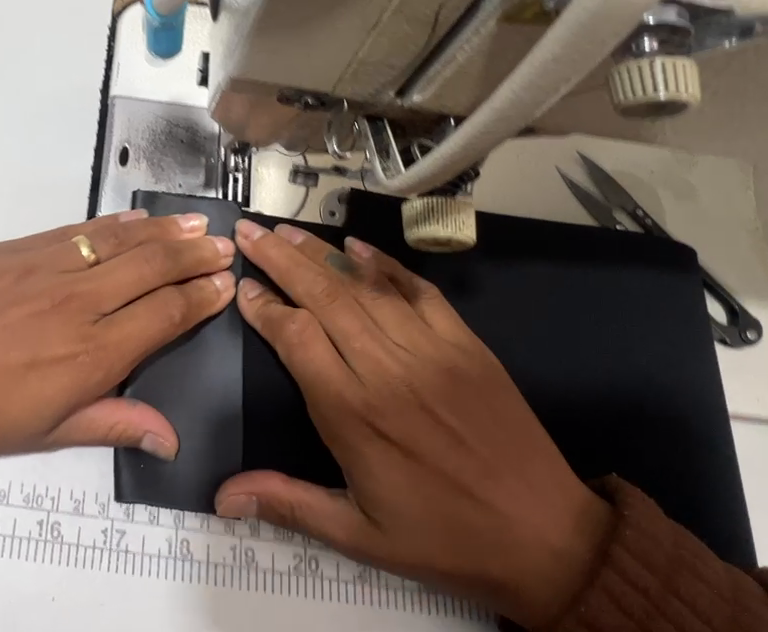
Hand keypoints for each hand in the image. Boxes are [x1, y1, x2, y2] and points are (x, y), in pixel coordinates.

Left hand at [0, 209, 235, 465]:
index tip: (227, 285)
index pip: (165, 315)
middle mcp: (79, 302)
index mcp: (91, 355)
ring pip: (121, 242)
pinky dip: (114, 224)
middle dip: (194, 255)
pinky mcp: (19, 248)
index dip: (202, 298)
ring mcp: (48, 268)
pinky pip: (79, 231)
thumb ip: (112, 423)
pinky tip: (135, 220)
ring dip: (163, 231)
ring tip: (196, 223)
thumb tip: (171, 437)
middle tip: (225, 245)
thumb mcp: (45, 434)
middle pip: (152, 269)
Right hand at [216, 222, 611, 627]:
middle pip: (323, 296)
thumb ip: (288, 504)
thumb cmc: (443, 538)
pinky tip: (356, 247)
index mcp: (353, 412)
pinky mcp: (464, 343)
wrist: (546, 537)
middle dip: (279, 259)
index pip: (294, 336)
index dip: (263, 307)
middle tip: (247, 230)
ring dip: (321, 254)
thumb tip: (222, 497)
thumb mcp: (360, 536)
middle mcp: (385, 368)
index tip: (241, 286)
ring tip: (286, 231)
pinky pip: (418, 290)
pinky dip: (385, 264)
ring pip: (364, 287)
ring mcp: (429, 349)